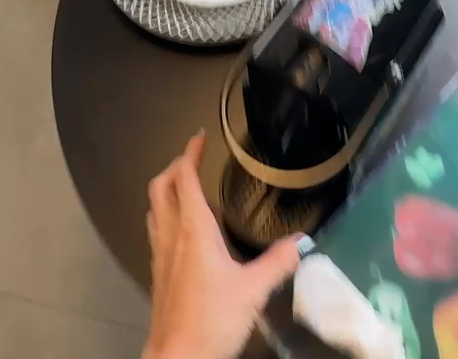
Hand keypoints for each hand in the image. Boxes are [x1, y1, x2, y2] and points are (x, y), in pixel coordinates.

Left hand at [144, 132, 302, 358]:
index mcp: (193, 228)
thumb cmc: (212, 320)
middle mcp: (172, 234)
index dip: (190, 152)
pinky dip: (168, 215)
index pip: (184, 177)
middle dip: (174, 166)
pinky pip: (158, 231)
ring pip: (155, 208)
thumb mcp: (253, 291)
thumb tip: (302, 241)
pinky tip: (185, 231)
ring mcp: (160, 255)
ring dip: (168, 190)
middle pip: (161, 187)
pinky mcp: (158, 274)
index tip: (200, 136)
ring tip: (188, 187)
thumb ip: (278, 262)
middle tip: (193, 158)